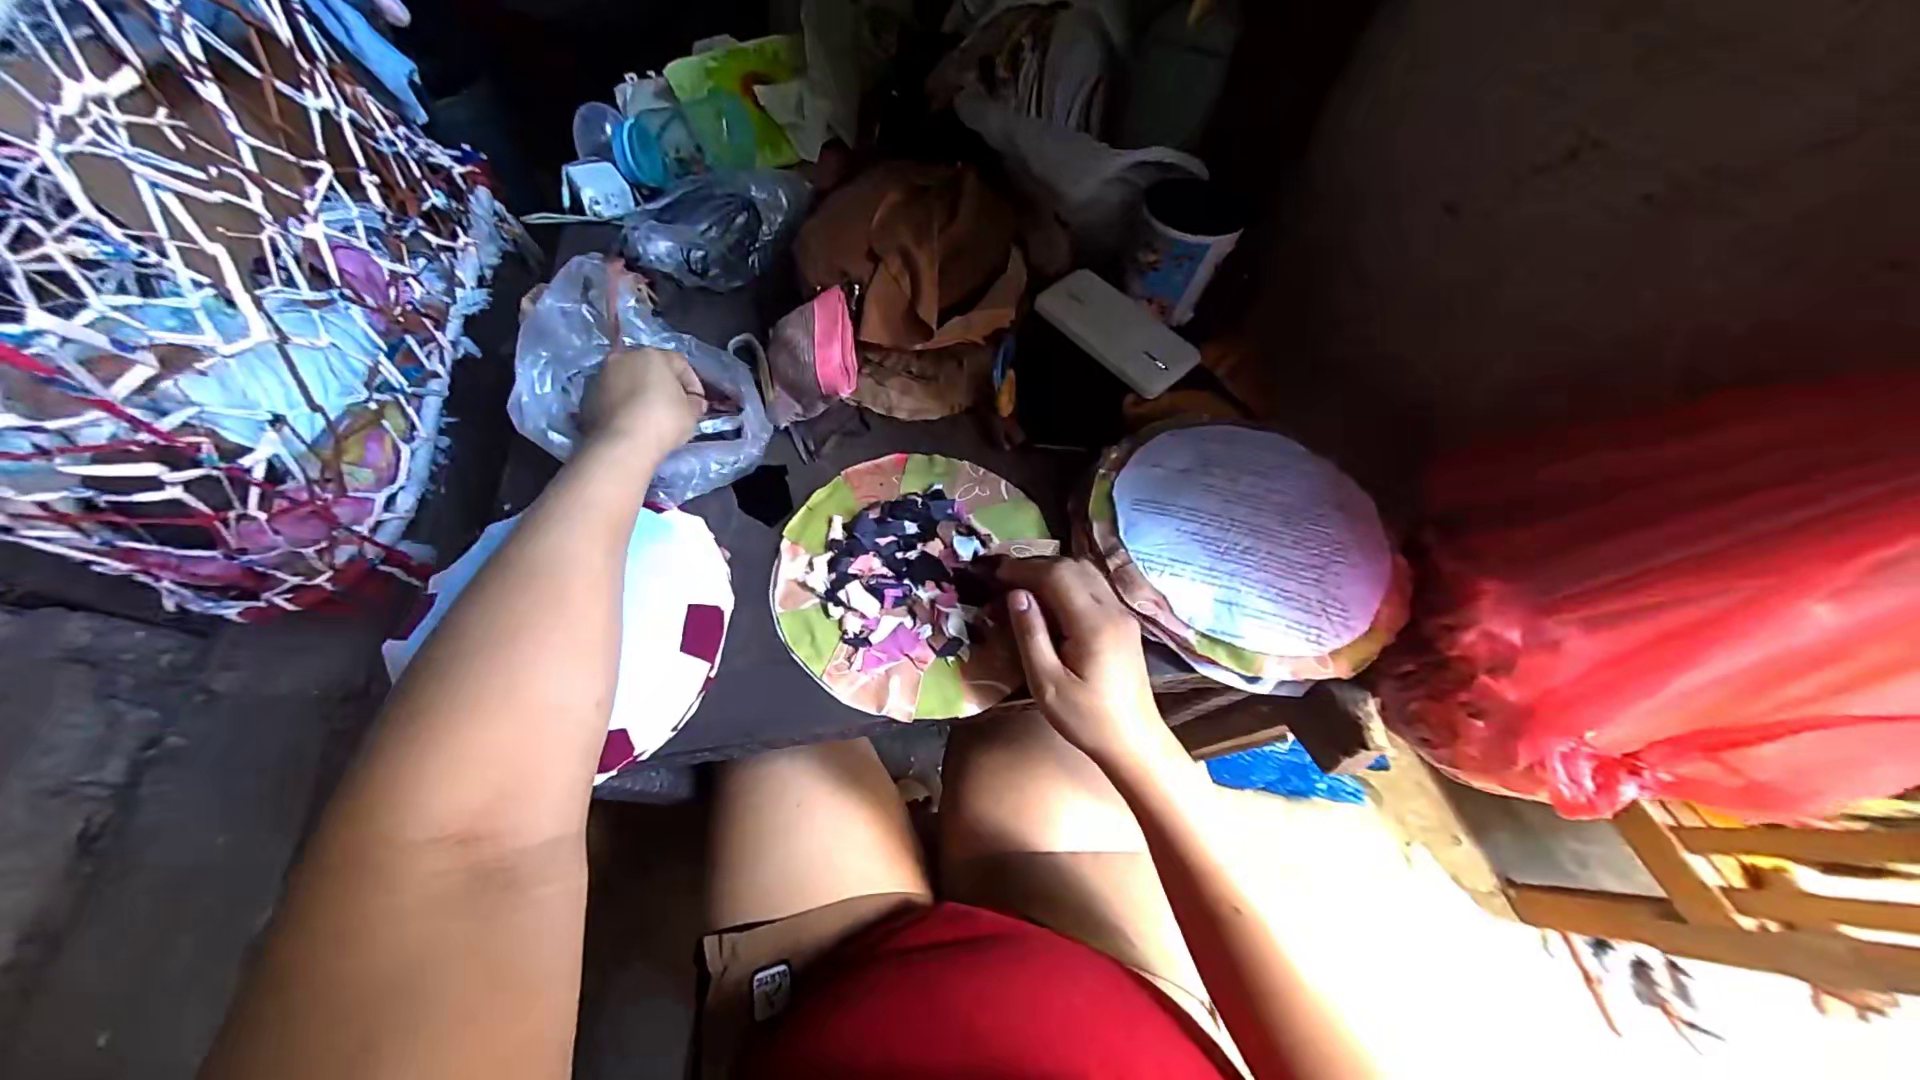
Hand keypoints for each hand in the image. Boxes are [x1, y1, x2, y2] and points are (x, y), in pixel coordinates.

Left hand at [579, 347, 704, 457]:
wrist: (621, 443)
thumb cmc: (663, 421)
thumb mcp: (692, 413)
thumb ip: (694, 402)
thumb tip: (693, 402)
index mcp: (652, 355)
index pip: (680, 363)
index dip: (693, 384)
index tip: (698, 404)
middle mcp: (624, 357)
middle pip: (650, 368)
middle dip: (664, 385)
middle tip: (674, 407)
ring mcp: (602, 375)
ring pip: (629, 380)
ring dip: (641, 393)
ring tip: (650, 415)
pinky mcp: (588, 394)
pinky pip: (613, 395)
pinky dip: (624, 404)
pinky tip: (632, 421)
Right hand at [997, 558, 1174, 771]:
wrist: (1134, 740)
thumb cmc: (1087, 719)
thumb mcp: (1047, 684)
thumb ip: (1031, 635)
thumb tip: (1015, 594)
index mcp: (1094, 624)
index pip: (1057, 575)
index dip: (1023, 569)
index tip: (995, 574)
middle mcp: (1113, 610)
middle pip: (1072, 567)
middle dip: (1035, 565)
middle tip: (1004, 577)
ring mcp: (1123, 614)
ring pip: (1085, 572)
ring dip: (1052, 571)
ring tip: (1022, 585)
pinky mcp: (1124, 622)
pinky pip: (1094, 586)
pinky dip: (1068, 582)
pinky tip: (1049, 599)